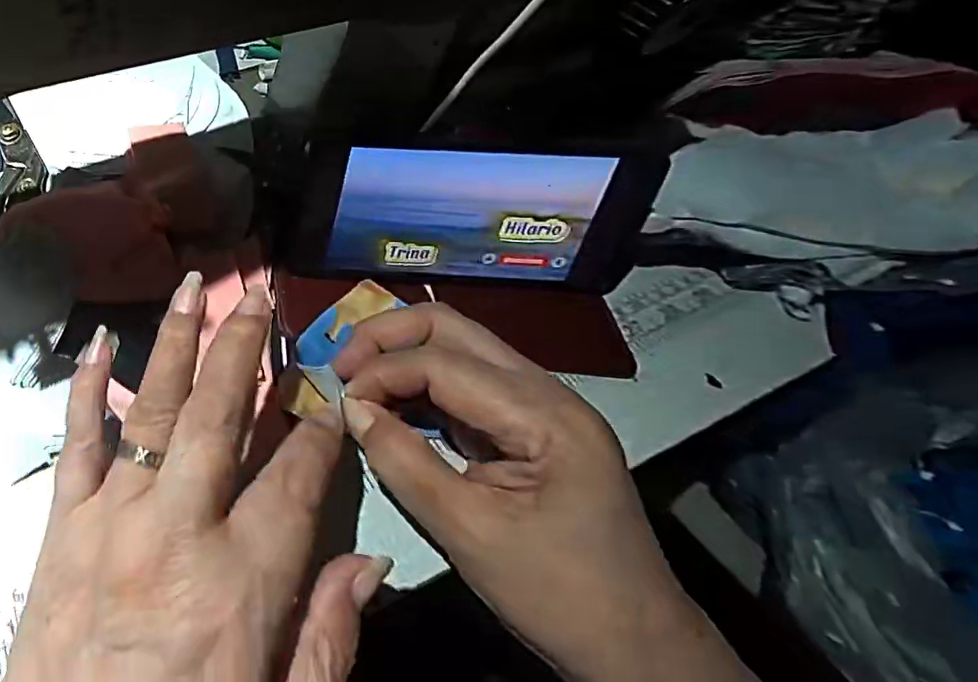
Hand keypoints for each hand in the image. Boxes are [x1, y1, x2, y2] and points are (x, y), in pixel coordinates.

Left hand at [7, 273, 392, 681]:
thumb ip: (328, 637)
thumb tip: (372, 563)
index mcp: (241, 579)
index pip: (296, 477)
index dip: (319, 430)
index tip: (331, 397)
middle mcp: (177, 529)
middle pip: (218, 414)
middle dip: (242, 347)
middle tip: (259, 295)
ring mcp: (111, 520)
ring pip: (150, 408)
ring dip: (175, 340)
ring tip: (192, 287)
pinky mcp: (59, 530)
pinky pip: (75, 445)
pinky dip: (85, 390)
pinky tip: (98, 342)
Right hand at [331, 303, 750, 681]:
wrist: (640, 649)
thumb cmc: (560, 598)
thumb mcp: (470, 535)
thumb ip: (404, 463)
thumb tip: (351, 409)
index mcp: (543, 412)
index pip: (443, 361)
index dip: (382, 371)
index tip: (337, 397)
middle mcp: (545, 389)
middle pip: (452, 328)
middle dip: (389, 337)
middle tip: (341, 365)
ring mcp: (540, 402)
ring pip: (459, 346)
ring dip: (404, 355)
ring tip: (356, 379)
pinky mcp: (529, 423)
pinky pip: (467, 382)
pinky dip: (424, 385)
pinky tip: (393, 401)